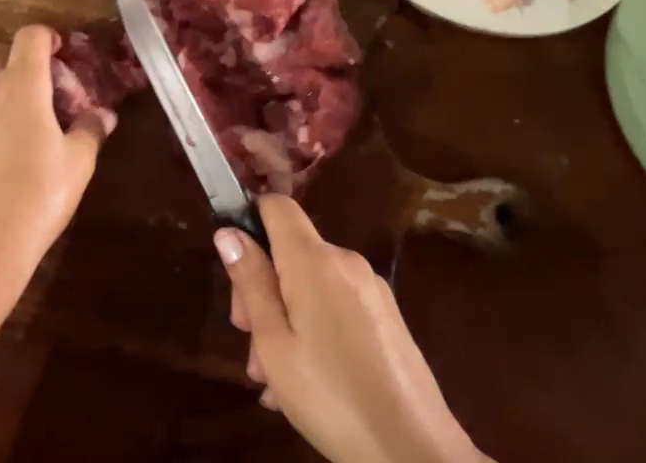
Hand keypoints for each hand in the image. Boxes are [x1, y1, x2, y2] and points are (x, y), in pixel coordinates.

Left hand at [0, 25, 113, 272]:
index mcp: (21, 84)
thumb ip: (90, 130)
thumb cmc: (39, 194)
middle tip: (36, 85)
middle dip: (11, 57)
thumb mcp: (78, 163)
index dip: (46, 37)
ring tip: (20, 128)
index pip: (29, 36)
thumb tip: (103, 114)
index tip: (60, 52)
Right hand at [216, 196, 485, 462]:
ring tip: (273, 377)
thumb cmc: (332, 397)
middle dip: (262, 288)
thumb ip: (251, 282)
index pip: (277, 206)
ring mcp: (373, 291)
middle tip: (248, 341)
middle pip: (290, 251)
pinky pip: (335, 306)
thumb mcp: (274, 343)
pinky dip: (313, 330)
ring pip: (311, 285)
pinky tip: (305, 380)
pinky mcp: (388, 319)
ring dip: (285, 318)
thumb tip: (228, 233)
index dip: (249, 222)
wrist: (416, 454)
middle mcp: (347, 263)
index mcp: (316, 261)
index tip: (235, 268)